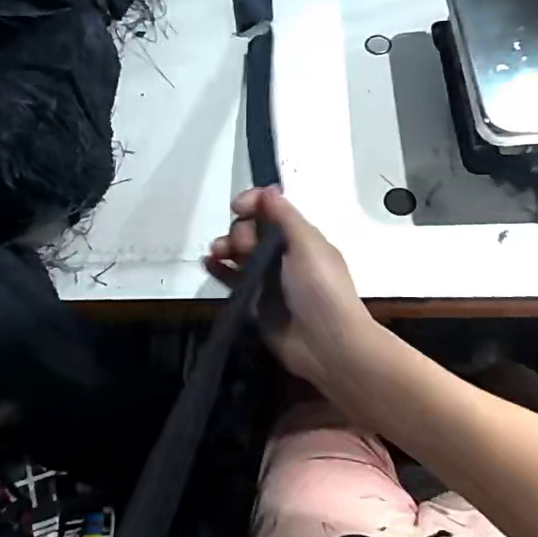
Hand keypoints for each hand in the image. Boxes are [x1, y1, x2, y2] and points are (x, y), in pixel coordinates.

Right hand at [204, 187, 374, 386]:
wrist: (328, 346)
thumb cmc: (323, 292)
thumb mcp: (308, 246)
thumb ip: (286, 217)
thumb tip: (270, 190)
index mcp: (301, 238)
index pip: (272, 210)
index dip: (254, 204)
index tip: (240, 206)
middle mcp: (284, 255)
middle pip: (252, 230)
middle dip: (240, 229)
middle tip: (242, 245)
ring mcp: (269, 279)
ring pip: (240, 253)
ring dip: (226, 246)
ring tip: (218, 252)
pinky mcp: (255, 302)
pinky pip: (233, 279)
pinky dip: (220, 269)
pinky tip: (210, 264)